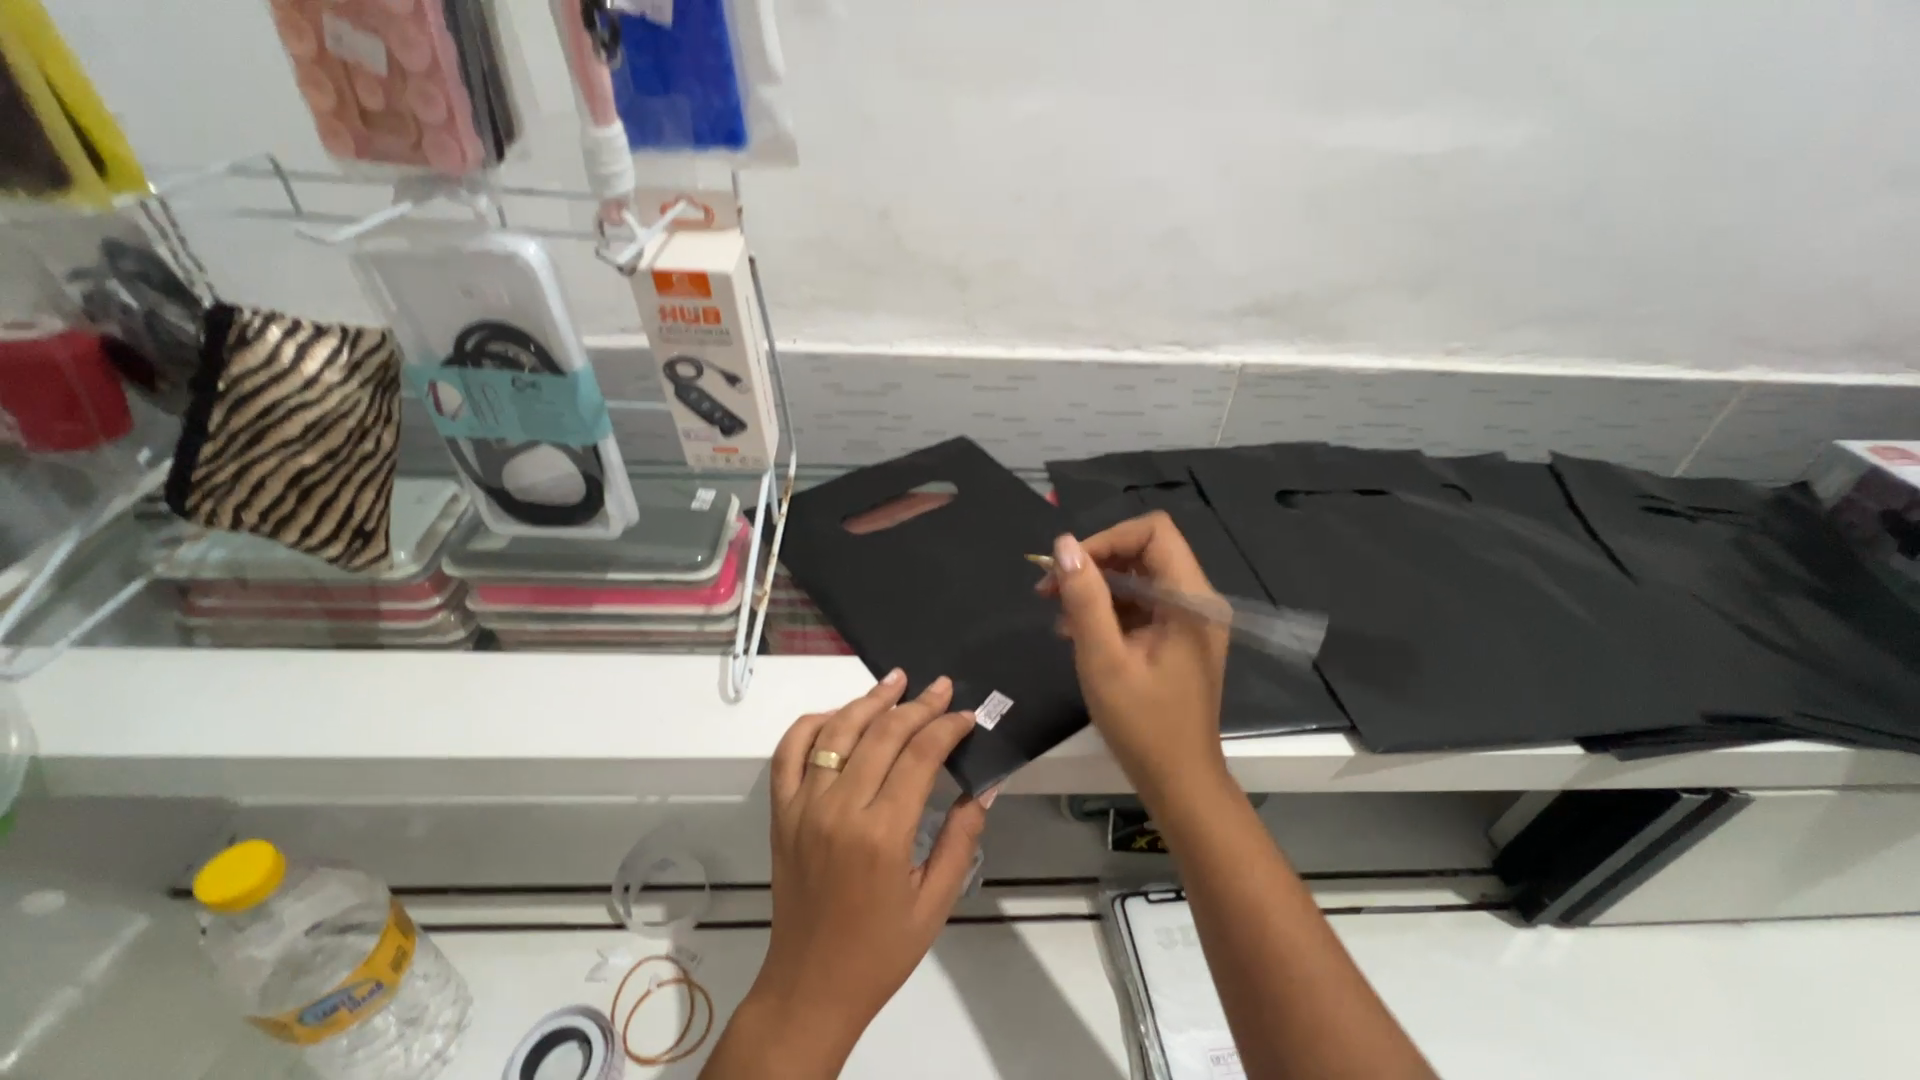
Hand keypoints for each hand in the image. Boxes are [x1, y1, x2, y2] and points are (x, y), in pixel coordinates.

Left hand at [731, 672, 990, 1070]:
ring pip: (836, 732)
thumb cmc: (881, 950)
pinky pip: (788, 752)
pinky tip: (838, 715)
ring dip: (868, 701)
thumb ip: (961, 838)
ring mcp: (803, 806)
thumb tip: (987, 786)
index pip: (920, 755)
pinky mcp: (780, 813)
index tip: (968, 716)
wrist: (811, 985)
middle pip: (882, 733)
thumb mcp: (935, 901)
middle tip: (943, 687)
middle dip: (918, 705)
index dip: (948, 728)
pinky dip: (812, 725)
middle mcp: (839, 809)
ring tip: (896, 681)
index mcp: (882, 834)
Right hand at [1042, 513, 1230, 796]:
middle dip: (1095, 564)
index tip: (1068, 568)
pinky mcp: (1181, 638)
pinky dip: (1111, 610)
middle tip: (1049, 590)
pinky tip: (1078, 633)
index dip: (1106, 539)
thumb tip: (1064, 545)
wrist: (1179, 781)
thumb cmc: (1142, 724)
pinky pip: (1144, 605)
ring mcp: (1193, 620)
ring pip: (1141, 577)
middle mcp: (1199, 601)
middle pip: (1146, 551)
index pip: (1153, 531)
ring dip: (1098, 589)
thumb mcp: (1103, 660)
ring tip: (1059, 616)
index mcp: (1192, 600)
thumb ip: (1084, 598)